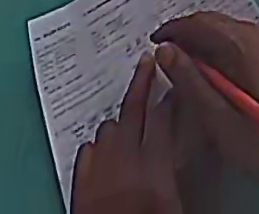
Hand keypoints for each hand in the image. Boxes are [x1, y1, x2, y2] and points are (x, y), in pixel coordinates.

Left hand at [72, 52, 181, 213]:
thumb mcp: (174, 206)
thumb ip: (175, 172)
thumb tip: (180, 147)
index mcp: (152, 169)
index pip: (163, 118)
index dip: (170, 97)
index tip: (176, 78)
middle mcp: (124, 162)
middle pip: (133, 109)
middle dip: (142, 81)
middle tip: (148, 58)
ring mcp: (97, 171)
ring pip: (108, 128)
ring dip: (120, 121)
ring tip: (128, 117)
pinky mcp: (78, 186)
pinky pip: (87, 151)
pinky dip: (97, 146)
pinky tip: (104, 149)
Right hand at [151, 13, 258, 186]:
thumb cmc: (257, 138)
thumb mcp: (216, 113)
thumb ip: (189, 79)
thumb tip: (163, 49)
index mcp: (241, 42)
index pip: (199, 23)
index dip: (172, 30)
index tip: (152, 42)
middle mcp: (250, 35)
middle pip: (208, 23)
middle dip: (182, 34)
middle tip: (161, 54)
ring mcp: (257, 44)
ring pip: (217, 32)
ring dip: (194, 43)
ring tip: (175, 63)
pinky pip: (226, 42)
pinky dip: (208, 50)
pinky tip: (199, 71)